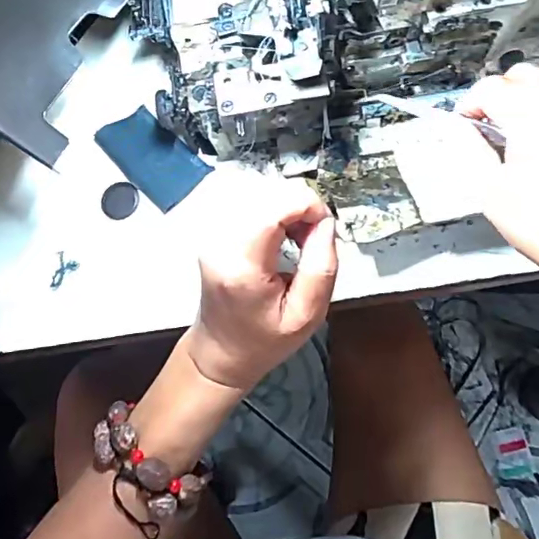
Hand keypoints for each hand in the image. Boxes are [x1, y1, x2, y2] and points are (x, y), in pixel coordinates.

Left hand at [178, 169, 338, 390]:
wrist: (221, 351)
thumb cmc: (263, 340)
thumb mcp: (307, 315)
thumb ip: (322, 267)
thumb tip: (326, 222)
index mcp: (241, 266)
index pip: (273, 207)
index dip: (307, 204)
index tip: (324, 224)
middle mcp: (220, 241)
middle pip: (266, 191)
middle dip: (298, 203)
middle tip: (312, 235)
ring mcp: (212, 232)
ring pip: (257, 188)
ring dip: (285, 202)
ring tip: (296, 234)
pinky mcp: (214, 227)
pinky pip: (247, 196)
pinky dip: (271, 204)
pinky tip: (279, 228)